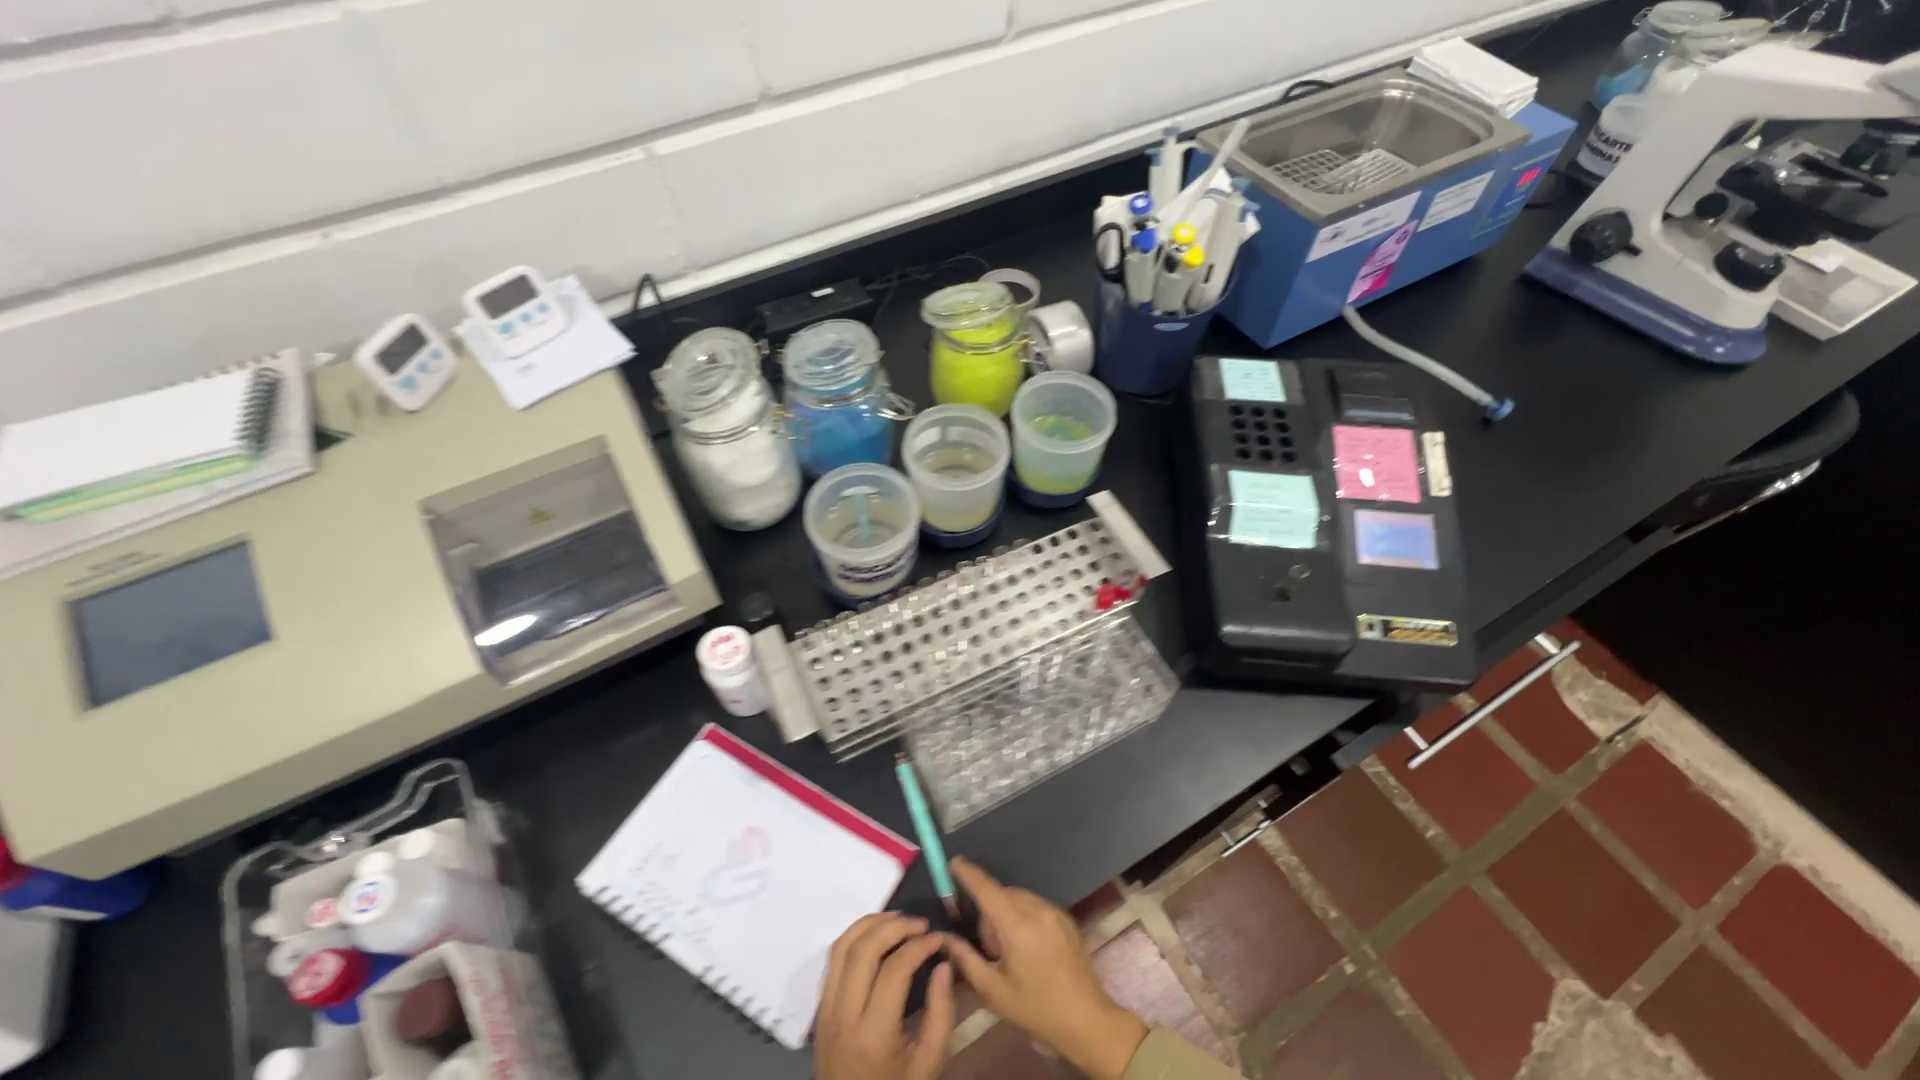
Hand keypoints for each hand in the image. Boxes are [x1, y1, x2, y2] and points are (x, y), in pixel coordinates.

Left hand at [815, 913, 956, 1079]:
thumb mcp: (929, 1063)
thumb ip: (941, 1013)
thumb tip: (943, 965)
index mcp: (874, 1035)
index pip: (893, 970)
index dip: (918, 946)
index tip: (939, 938)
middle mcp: (843, 1015)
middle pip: (862, 950)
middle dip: (894, 926)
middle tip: (920, 923)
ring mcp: (826, 1009)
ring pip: (840, 948)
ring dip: (869, 924)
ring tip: (898, 919)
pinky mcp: (820, 1007)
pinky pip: (832, 960)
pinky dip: (854, 938)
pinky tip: (876, 934)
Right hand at [940, 858, 1148, 1079]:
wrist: (1086, 1019)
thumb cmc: (1036, 1008)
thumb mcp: (994, 990)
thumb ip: (966, 958)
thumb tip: (943, 937)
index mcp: (1018, 927)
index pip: (988, 890)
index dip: (969, 874)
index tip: (954, 861)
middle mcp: (1038, 911)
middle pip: (1002, 893)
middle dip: (988, 912)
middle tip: (991, 950)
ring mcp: (1055, 912)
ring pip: (1018, 897)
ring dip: (1005, 913)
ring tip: (1010, 952)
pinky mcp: (1066, 918)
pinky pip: (1034, 904)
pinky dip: (1022, 915)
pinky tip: (1028, 947)